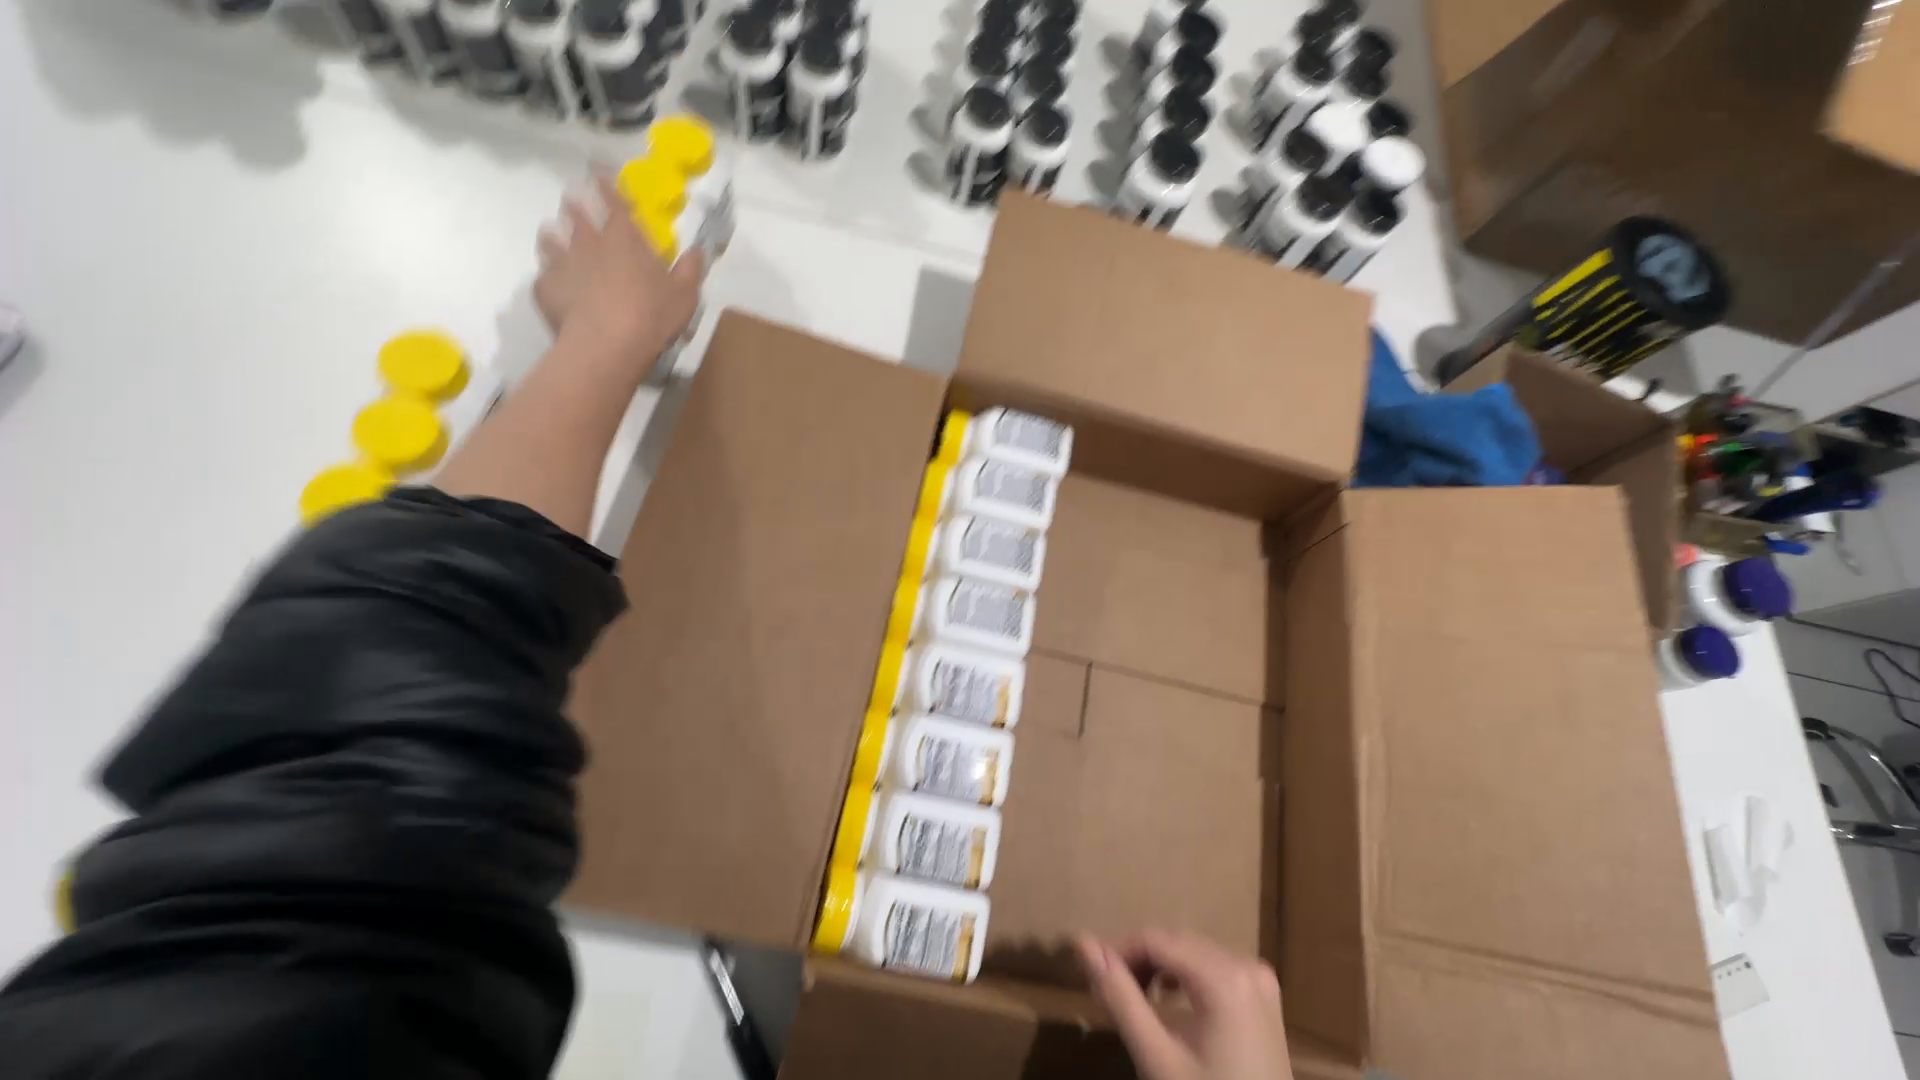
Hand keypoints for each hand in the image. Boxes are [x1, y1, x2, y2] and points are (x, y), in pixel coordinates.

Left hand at [534, 170, 704, 374]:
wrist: (607, 345)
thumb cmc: (651, 315)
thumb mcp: (685, 294)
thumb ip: (690, 270)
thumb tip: (698, 251)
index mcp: (624, 238)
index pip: (612, 198)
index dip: (604, 180)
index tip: (596, 166)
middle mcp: (589, 242)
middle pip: (575, 212)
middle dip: (575, 204)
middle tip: (573, 203)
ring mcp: (562, 263)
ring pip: (549, 238)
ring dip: (552, 236)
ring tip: (553, 238)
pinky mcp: (544, 288)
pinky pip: (542, 277)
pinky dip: (547, 279)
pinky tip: (551, 287)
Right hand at [1077, 930, 1292, 1079]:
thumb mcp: (1157, 1057)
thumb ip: (1120, 997)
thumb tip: (1082, 943)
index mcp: (1223, 977)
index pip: (1155, 939)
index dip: (1117, 953)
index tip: (1091, 983)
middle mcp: (1245, 965)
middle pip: (1176, 942)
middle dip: (1137, 962)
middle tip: (1107, 996)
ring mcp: (1259, 979)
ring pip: (1193, 952)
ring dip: (1159, 968)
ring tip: (1133, 1000)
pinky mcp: (1263, 996)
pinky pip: (1214, 968)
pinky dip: (1185, 977)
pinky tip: (1168, 1002)